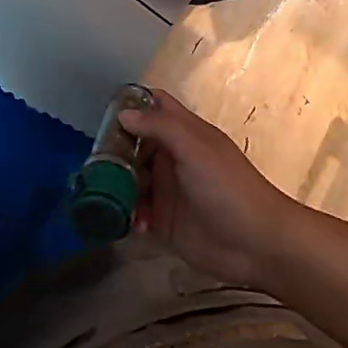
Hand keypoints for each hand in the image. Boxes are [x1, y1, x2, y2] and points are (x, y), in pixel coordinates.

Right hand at [120, 91, 306, 288]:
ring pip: (132, 180)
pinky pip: (136, 214)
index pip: (156, 108)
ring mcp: (168, 191)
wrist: (255, 242)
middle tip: (92, 164)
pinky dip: (129, 216)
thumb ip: (160, 128)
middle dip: (114, 151)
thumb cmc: (227, 186)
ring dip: (117, 187)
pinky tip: (132, 224)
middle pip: (135, 145)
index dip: (132, 105)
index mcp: (184, 134)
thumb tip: (124, 114)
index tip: (104, 114)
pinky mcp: (164, 223)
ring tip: (102, 197)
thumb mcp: (194, 148)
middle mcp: (173, 158)